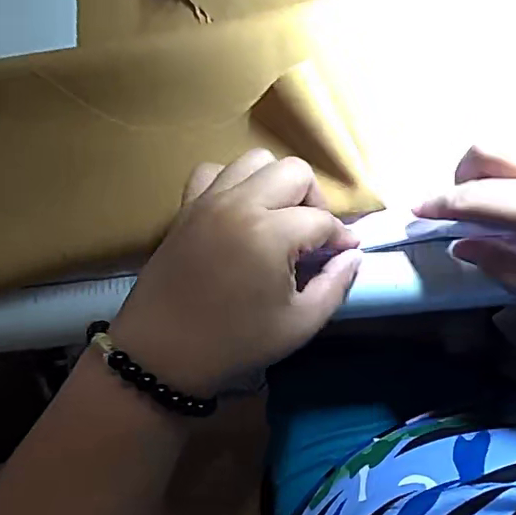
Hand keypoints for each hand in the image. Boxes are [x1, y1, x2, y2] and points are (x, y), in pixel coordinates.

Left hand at [110, 150, 361, 394]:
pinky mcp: (186, 208)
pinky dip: (235, 183)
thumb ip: (336, 285)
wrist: (163, 353)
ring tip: (280, 220)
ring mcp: (209, 201)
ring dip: (278, 185)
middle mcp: (240, 204)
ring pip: (255, 161)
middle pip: (294, 172)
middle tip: (315, 236)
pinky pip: (215, 172)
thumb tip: (352, 256)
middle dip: (315, 201)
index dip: (342, 238)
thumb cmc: (237, 342)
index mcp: (270, 233)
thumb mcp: (301, 323)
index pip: (322, 220)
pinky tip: (242, 213)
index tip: (346, 255)